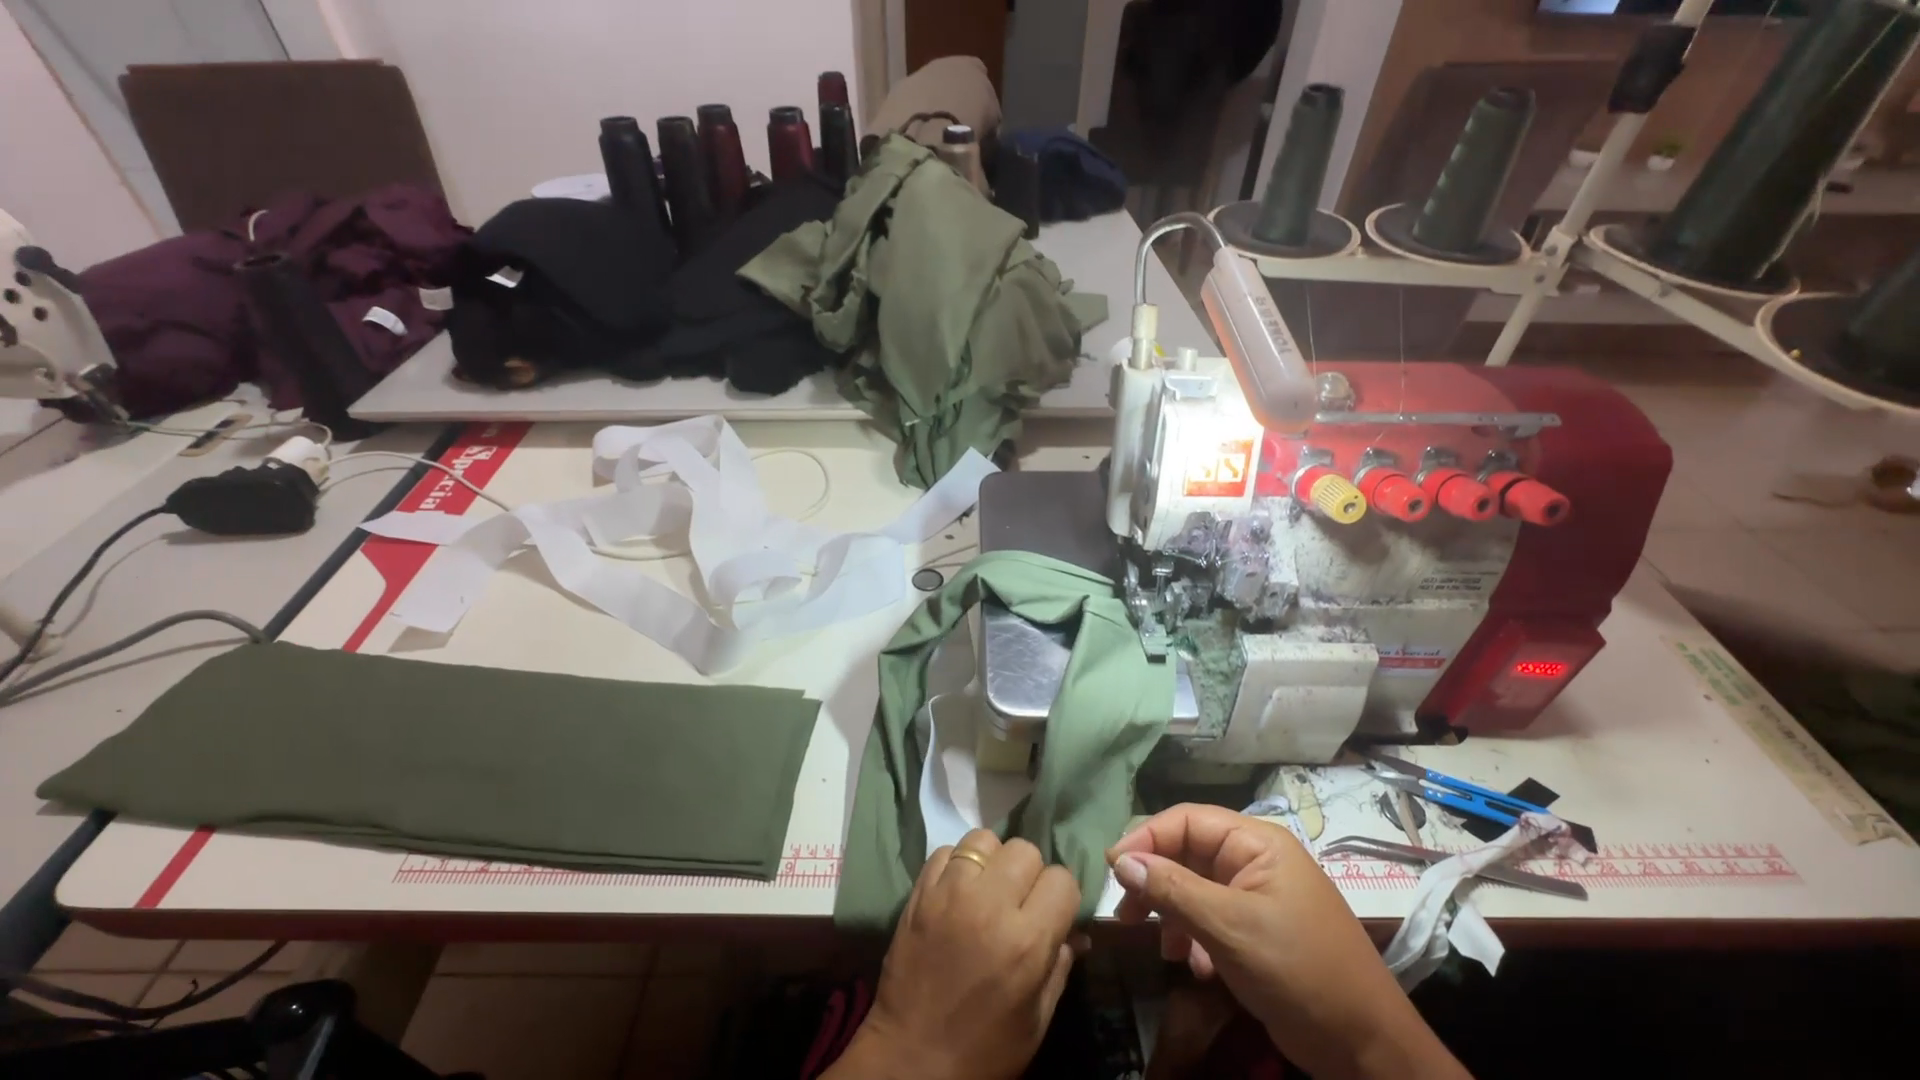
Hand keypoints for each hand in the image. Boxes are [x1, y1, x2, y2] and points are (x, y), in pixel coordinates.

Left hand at [832, 829, 1081, 1079]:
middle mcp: (989, 905)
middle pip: (1025, 850)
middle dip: (1030, 873)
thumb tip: (1076, 932)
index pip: (1062, 879)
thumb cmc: (984, 1050)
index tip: (1053, 915)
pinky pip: (945, 851)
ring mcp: (949, 893)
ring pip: (984, 839)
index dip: (1062, 897)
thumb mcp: (1037, 1019)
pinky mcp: (918, 893)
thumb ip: (1059, 965)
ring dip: (993, 861)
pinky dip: (957, 864)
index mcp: (1026, 940)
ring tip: (988, 890)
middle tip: (1020, 902)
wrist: (911, 1059)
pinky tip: (958, 892)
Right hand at [1109, 804, 1467, 1079]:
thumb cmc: (1297, 970)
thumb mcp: (1228, 927)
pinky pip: (1211, 919)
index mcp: (1256, 843)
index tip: (1112, 870)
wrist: (1364, 1044)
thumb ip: (1172, 890)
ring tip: (1161, 949)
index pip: (1186, 820)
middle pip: (1187, 853)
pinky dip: (1195, 939)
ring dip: (1172, 915)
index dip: (1146, 839)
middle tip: (1126, 914)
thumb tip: (1120, 861)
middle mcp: (1255, 861)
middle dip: (1156, 882)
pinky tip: (1194, 967)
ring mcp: (1257, 897)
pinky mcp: (1257, 932)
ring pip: (1195, 889)